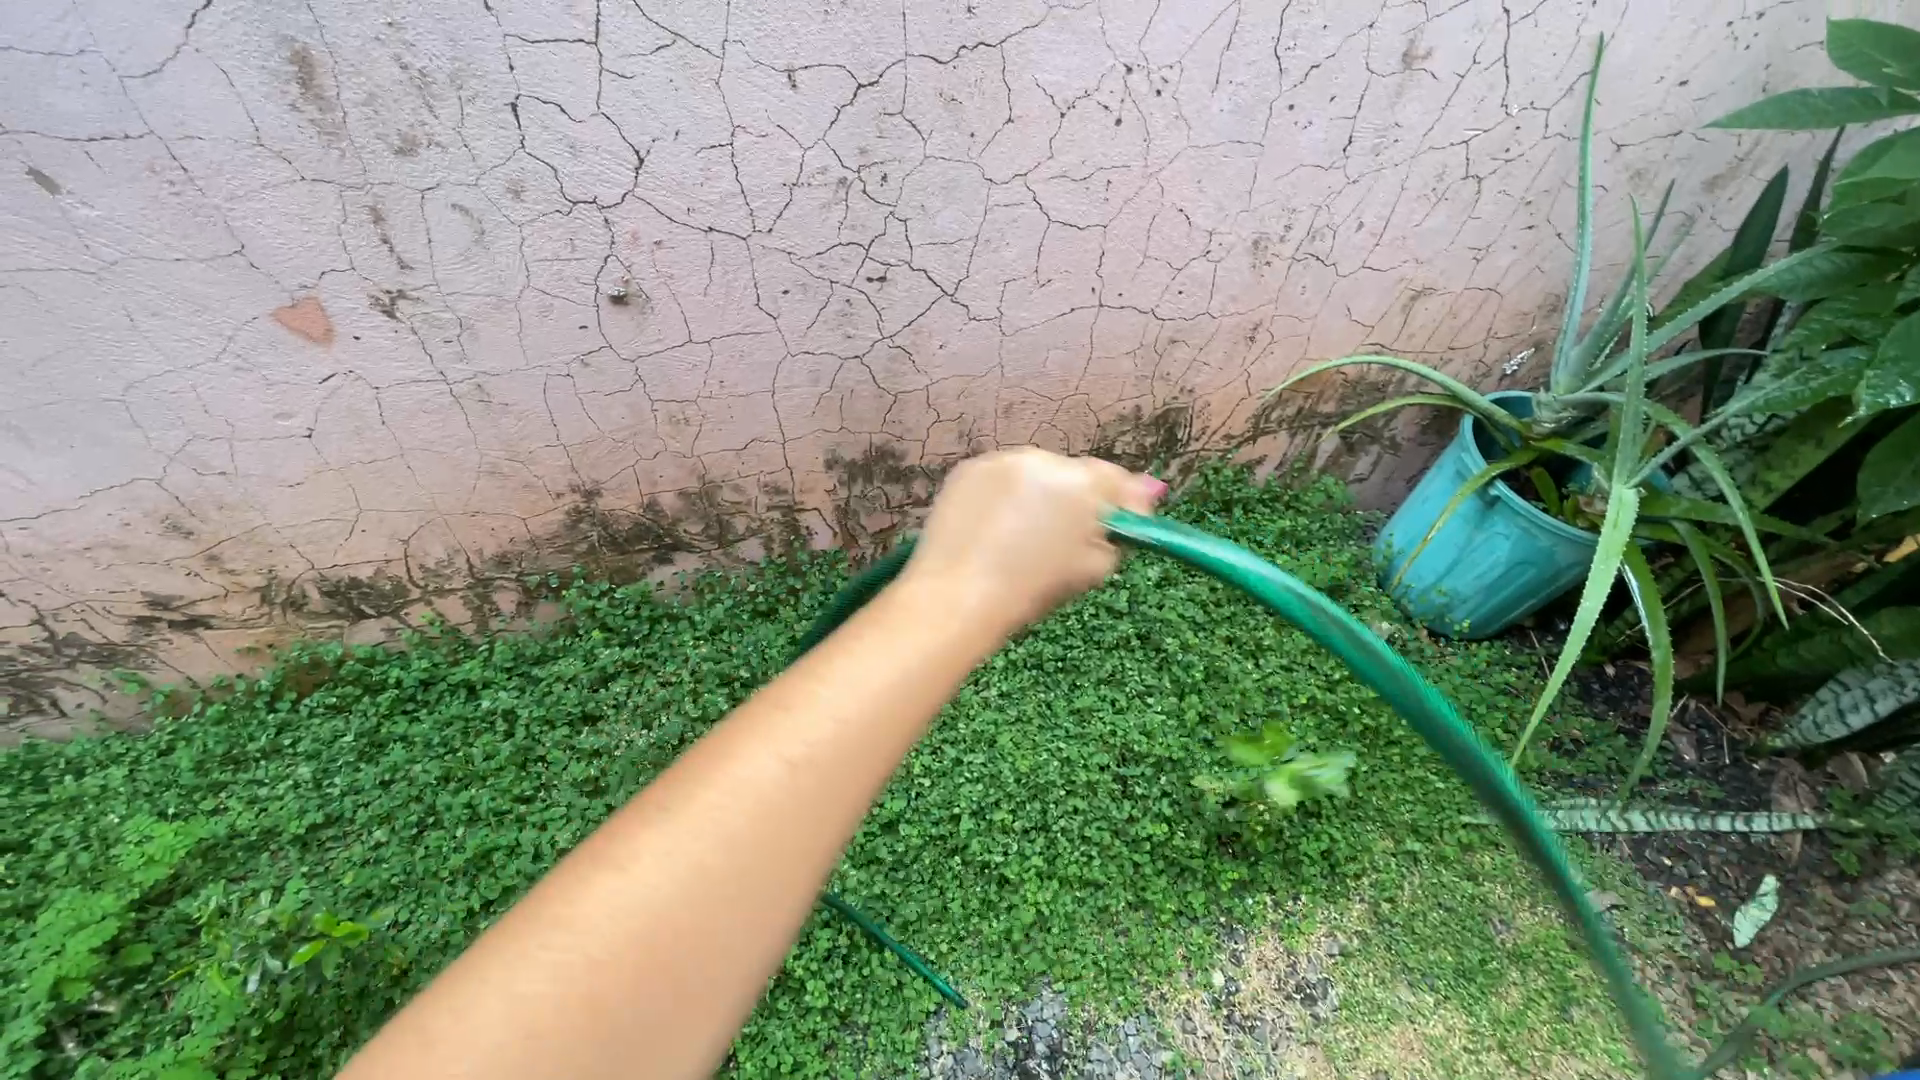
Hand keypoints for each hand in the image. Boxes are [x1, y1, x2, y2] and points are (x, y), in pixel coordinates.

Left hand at [897, 448, 1165, 636]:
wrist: (958, 595)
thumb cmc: (1030, 590)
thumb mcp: (1091, 569)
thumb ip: (1119, 534)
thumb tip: (1132, 509)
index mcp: (1080, 483)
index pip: (1115, 479)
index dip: (1122, 502)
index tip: (1121, 523)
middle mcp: (1042, 460)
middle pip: (1072, 475)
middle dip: (1076, 499)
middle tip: (1067, 537)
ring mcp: (1000, 460)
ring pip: (1034, 474)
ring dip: (1038, 495)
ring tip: (1023, 536)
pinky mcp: (967, 469)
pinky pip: (999, 478)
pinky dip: (1003, 497)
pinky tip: (995, 529)